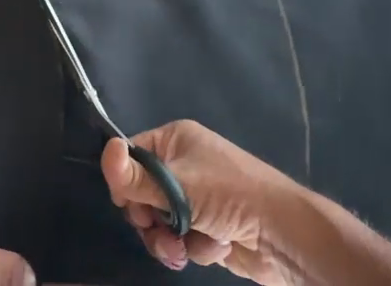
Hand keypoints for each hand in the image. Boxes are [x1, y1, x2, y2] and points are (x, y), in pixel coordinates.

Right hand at [101, 122, 302, 282]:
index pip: (133, 157)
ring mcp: (199, 198)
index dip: (126, 184)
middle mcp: (184, 165)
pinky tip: (216, 250)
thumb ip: (136, 177)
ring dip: (171, 240)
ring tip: (188, 251)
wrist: (286, 237)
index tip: (132, 207)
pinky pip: (184, 239)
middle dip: (150, 220)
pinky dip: (196, 248)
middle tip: (161, 232)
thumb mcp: (178, 186)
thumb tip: (104, 151)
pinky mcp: (211, 227)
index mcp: (175, 140)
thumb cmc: (230, 196)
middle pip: (143, 194)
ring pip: (162, 222)